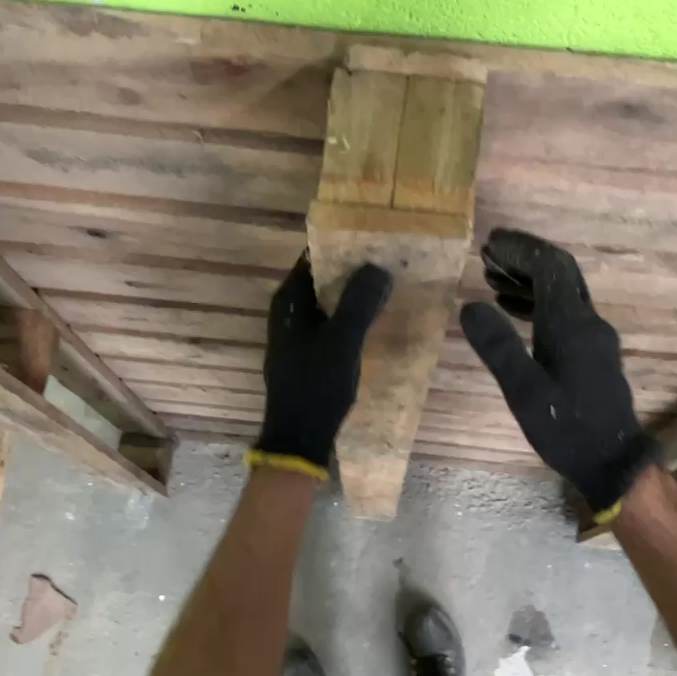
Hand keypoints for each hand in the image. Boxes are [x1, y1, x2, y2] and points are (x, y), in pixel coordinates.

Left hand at [255, 254, 392, 470]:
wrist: (299, 438)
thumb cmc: (317, 385)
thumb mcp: (342, 340)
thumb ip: (359, 302)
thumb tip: (378, 265)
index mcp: (288, 302)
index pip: (313, 257)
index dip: (342, 245)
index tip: (374, 237)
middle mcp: (287, 314)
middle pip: (321, 279)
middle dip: (352, 270)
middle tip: (388, 259)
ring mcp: (296, 336)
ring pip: (327, 304)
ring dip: (352, 295)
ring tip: (387, 285)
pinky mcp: (306, 356)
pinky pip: (330, 325)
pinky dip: (349, 318)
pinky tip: (373, 322)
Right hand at [460, 228, 659, 516]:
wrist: (611, 460)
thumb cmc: (566, 428)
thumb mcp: (523, 391)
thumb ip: (498, 347)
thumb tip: (469, 306)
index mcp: (571, 324)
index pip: (550, 266)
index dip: (521, 249)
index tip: (490, 242)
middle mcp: (587, 322)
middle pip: (560, 273)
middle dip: (524, 258)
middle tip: (488, 253)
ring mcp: (592, 337)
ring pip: (561, 293)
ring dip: (528, 280)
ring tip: (491, 278)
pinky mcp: (591, 353)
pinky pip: (562, 313)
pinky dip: (536, 303)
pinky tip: (512, 312)